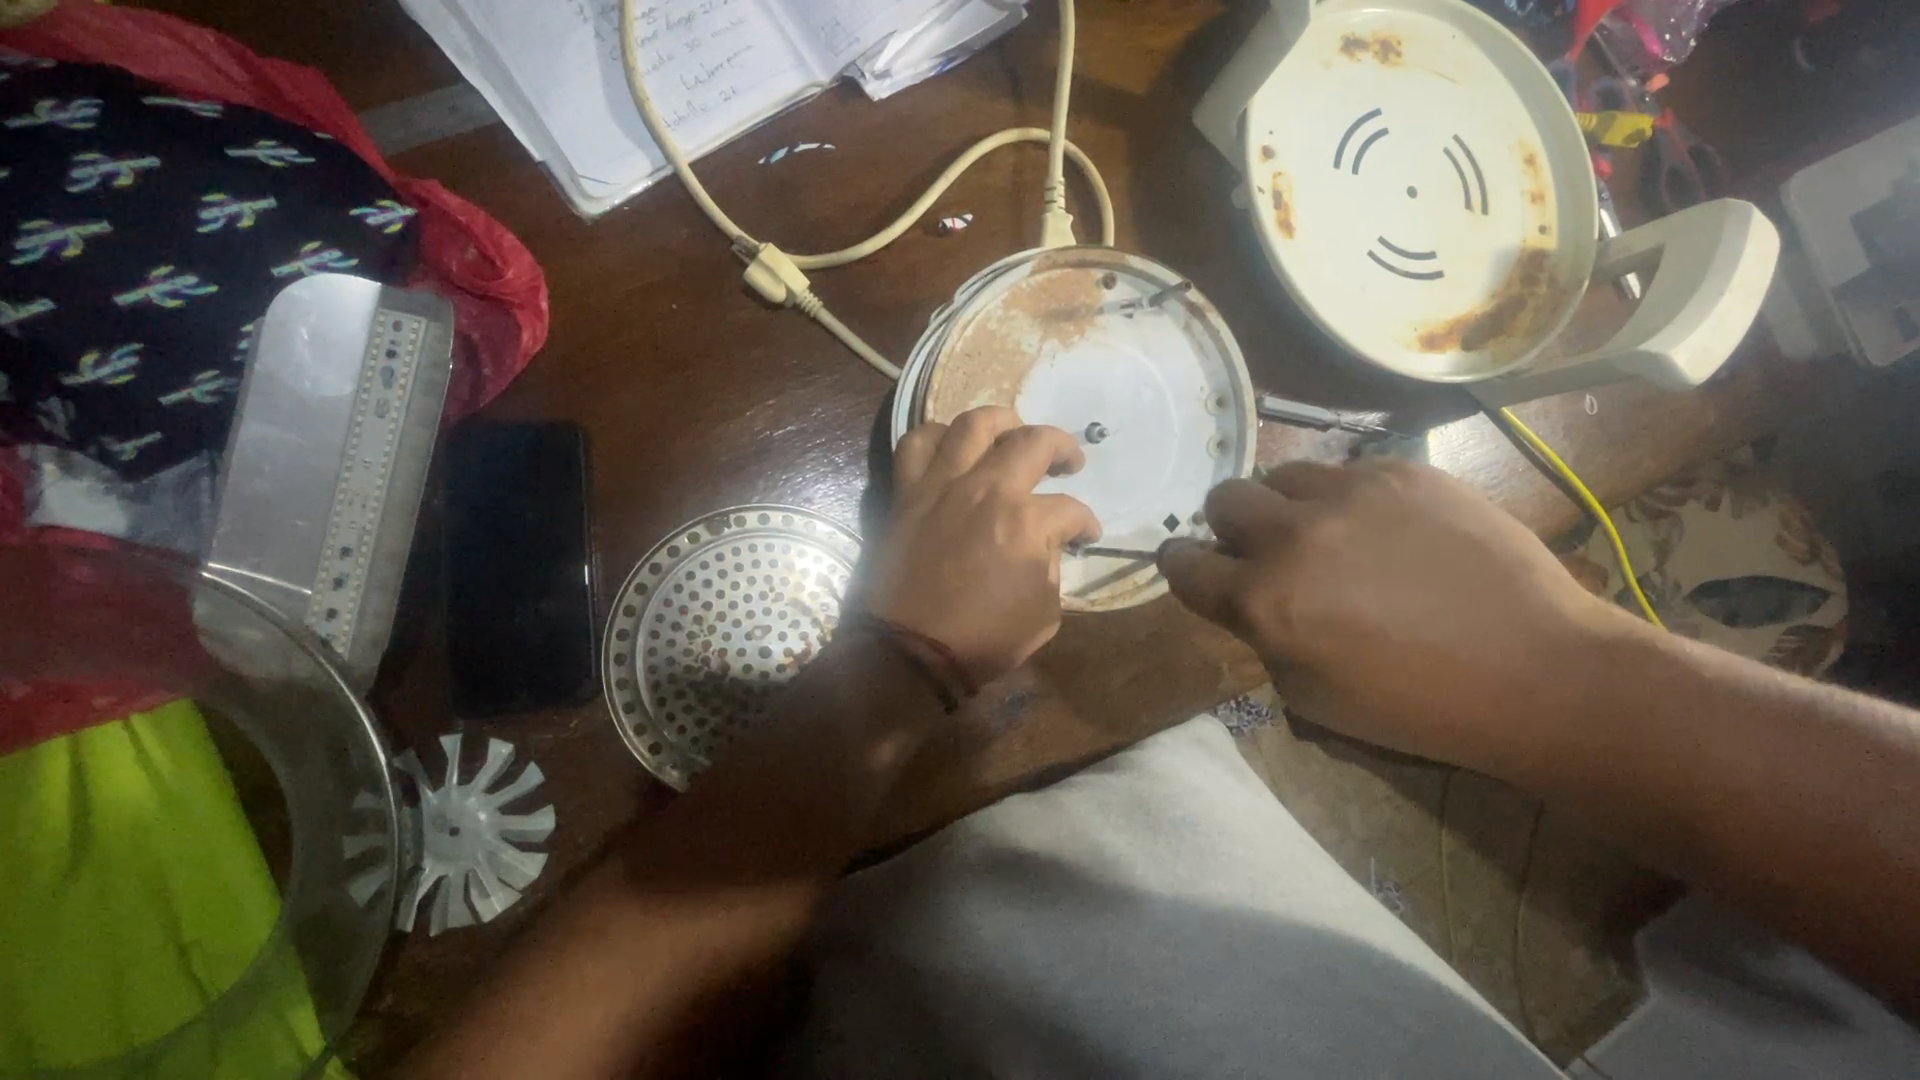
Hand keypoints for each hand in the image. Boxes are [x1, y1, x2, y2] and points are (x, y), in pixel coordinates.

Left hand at [864, 407, 1100, 683]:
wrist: (908, 653)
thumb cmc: (980, 641)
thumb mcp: (1043, 615)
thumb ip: (1051, 569)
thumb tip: (1046, 547)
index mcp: (1027, 522)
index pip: (1071, 510)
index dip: (1086, 523)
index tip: (1086, 535)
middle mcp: (986, 489)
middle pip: (1033, 441)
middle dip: (1062, 446)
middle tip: (1069, 461)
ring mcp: (942, 484)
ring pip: (974, 423)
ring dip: (1002, 420)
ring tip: (1012, 432)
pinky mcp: (906, 492)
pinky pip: (916, 443)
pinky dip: (935, 437)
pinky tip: (950, 447)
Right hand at [1160, 459, 1626, 776]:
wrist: (1537, 673)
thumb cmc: (1415, 706)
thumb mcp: (1309, 695)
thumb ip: (1262, 636)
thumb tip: (1254, 600)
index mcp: (1263, 600)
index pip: (1182, 563)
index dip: (1183, 567)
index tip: (1195, 569)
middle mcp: (1293, 536)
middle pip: (1223, 499)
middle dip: (1230, 526)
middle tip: (1263, 549)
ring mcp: (1350, 495)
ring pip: (1282, 474)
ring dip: (1288, 504)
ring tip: (1326, 532)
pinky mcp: (1403, 474)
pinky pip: (1347, 470)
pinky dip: (1348, 498)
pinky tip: (1386, 529)